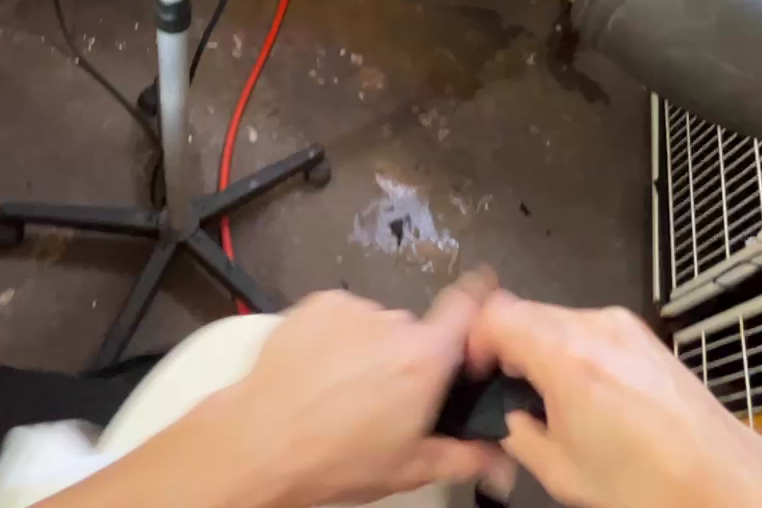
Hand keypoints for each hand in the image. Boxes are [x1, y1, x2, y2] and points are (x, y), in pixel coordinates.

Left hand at [212, 277, 510, 505]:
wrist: (263, 441)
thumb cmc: (335, 458)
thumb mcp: (410, 467)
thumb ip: (466, 455)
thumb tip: (498, 457)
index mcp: (425, 358)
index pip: (468, 305)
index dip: (478, 298)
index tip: (482, 294)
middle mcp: (394, 323)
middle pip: (415, 330)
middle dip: (407, 356)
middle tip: (386, 394)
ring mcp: (354, 308)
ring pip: (376, 324)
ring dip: (369, 347)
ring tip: (343, 387)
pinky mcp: (320, 302)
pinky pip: (342, 314)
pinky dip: (337, 335)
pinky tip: (321, 368)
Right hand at [467, 291, 761, 507]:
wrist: (726, 483)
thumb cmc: (641, 486)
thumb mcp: (562, 471)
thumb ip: (518, 432)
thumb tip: (508, 413)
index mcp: (564, 354)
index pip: (495, 314)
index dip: (475, 338)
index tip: (478, 373)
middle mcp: (589, 324)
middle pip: (523, 311)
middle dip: (507, 344)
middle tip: (511, 389)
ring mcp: (619, 321)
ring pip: (554, 317)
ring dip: (540, 345)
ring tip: (553, 396)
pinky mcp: (639, 330)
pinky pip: (585, 326)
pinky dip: (571, 347)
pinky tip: (589, 391)